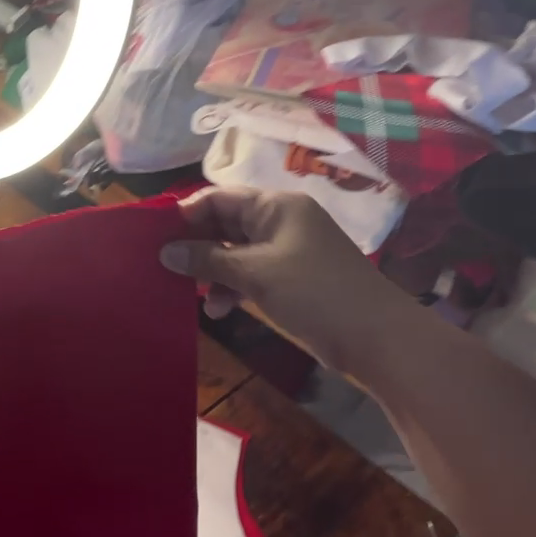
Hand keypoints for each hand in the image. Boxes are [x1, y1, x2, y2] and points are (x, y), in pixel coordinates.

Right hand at [160, 187, 420, 376]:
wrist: (378, 339)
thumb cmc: (315, 293)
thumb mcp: (254, 273)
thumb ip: (206, 259)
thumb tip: (164, 252)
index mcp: (276, 207)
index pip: (218, 197)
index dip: (186, 215)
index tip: (157, 239)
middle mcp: (279, 222)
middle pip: (223, 224)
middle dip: (195, 246)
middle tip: (167, 268)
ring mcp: (285, 251)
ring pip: (232, 251)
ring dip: (211, 272)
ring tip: (194, 295)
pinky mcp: (289, 278)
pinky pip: (247, 273)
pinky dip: (230, 287)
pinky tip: (218, 309)